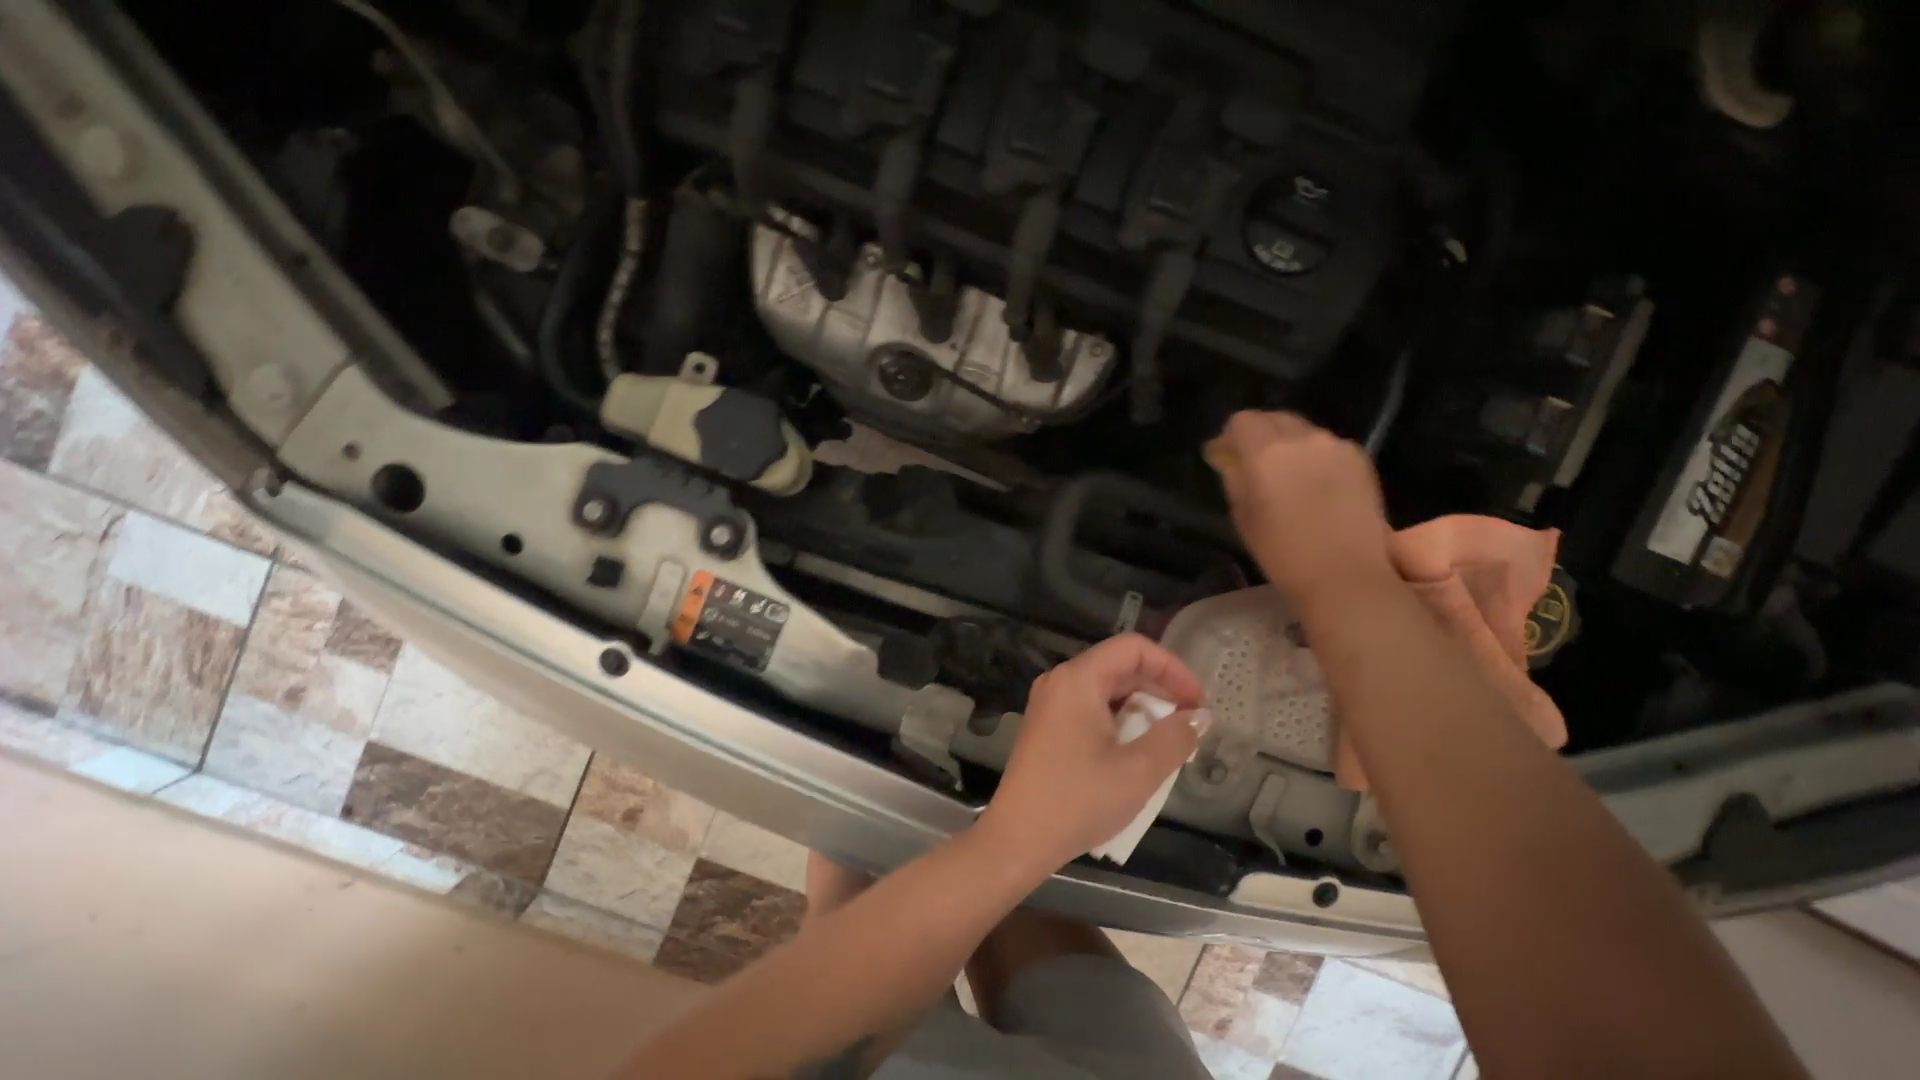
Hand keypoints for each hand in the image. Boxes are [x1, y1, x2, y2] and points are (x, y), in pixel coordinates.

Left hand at [978, 634, 1208, 871]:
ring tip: (1168, 742)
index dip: (1172, 668)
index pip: (1133, 648)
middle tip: (1189, 725)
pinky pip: (1090, 710)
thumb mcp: (1139, 771)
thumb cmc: (1079, 801)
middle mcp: (1059, 683)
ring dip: (1141, 709)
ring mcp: (1049, 706)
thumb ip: (1175, 737)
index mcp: (1077, 679)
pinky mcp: (1047, 729)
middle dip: (1159, 690)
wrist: (1018, 840)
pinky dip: (1119, 723)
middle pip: (1119, 667)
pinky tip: (1136, 753)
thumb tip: (1199, 717)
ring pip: (1106, 691)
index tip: (1197, 703)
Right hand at [1206, 410, 1394, 608]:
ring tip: (1290, 477)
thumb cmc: (1284, 553)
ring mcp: (1336, 446)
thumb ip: (1235, 479)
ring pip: (1304, 432)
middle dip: (1261, 435)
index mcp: (1266, 452)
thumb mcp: (1243, 518)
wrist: (1346, 574)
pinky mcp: (1361, 459)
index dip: (1231, 437)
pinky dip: (1316, 457)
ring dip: (1290, 446)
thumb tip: (1231, 460)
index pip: (1242, 421)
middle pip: (1275, 419)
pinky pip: (1328, 446)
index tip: (1228, 458)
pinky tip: (1318, 486)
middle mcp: (1303, 438)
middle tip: (1257, 466)